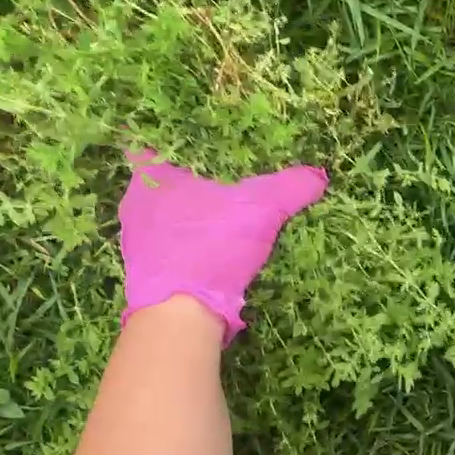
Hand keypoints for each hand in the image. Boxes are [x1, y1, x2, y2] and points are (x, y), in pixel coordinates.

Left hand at [118, 151, 326, 341]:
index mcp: (153, 179)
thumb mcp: (263, 209)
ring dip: (186, 217)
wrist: (181, 311)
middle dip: (186, 181)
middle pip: (159, 183)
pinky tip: (213, 252)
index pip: (148, 147)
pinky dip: (188, 246)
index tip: (191, 144)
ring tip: (219, 216)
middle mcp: (136, 205)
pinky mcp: (146, 272)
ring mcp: (136, 241)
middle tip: (220, 179)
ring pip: (162, 217)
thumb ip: (291, 187)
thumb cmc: (211, 245)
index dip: (168, 143)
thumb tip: (318, 175)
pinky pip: (167, 248)